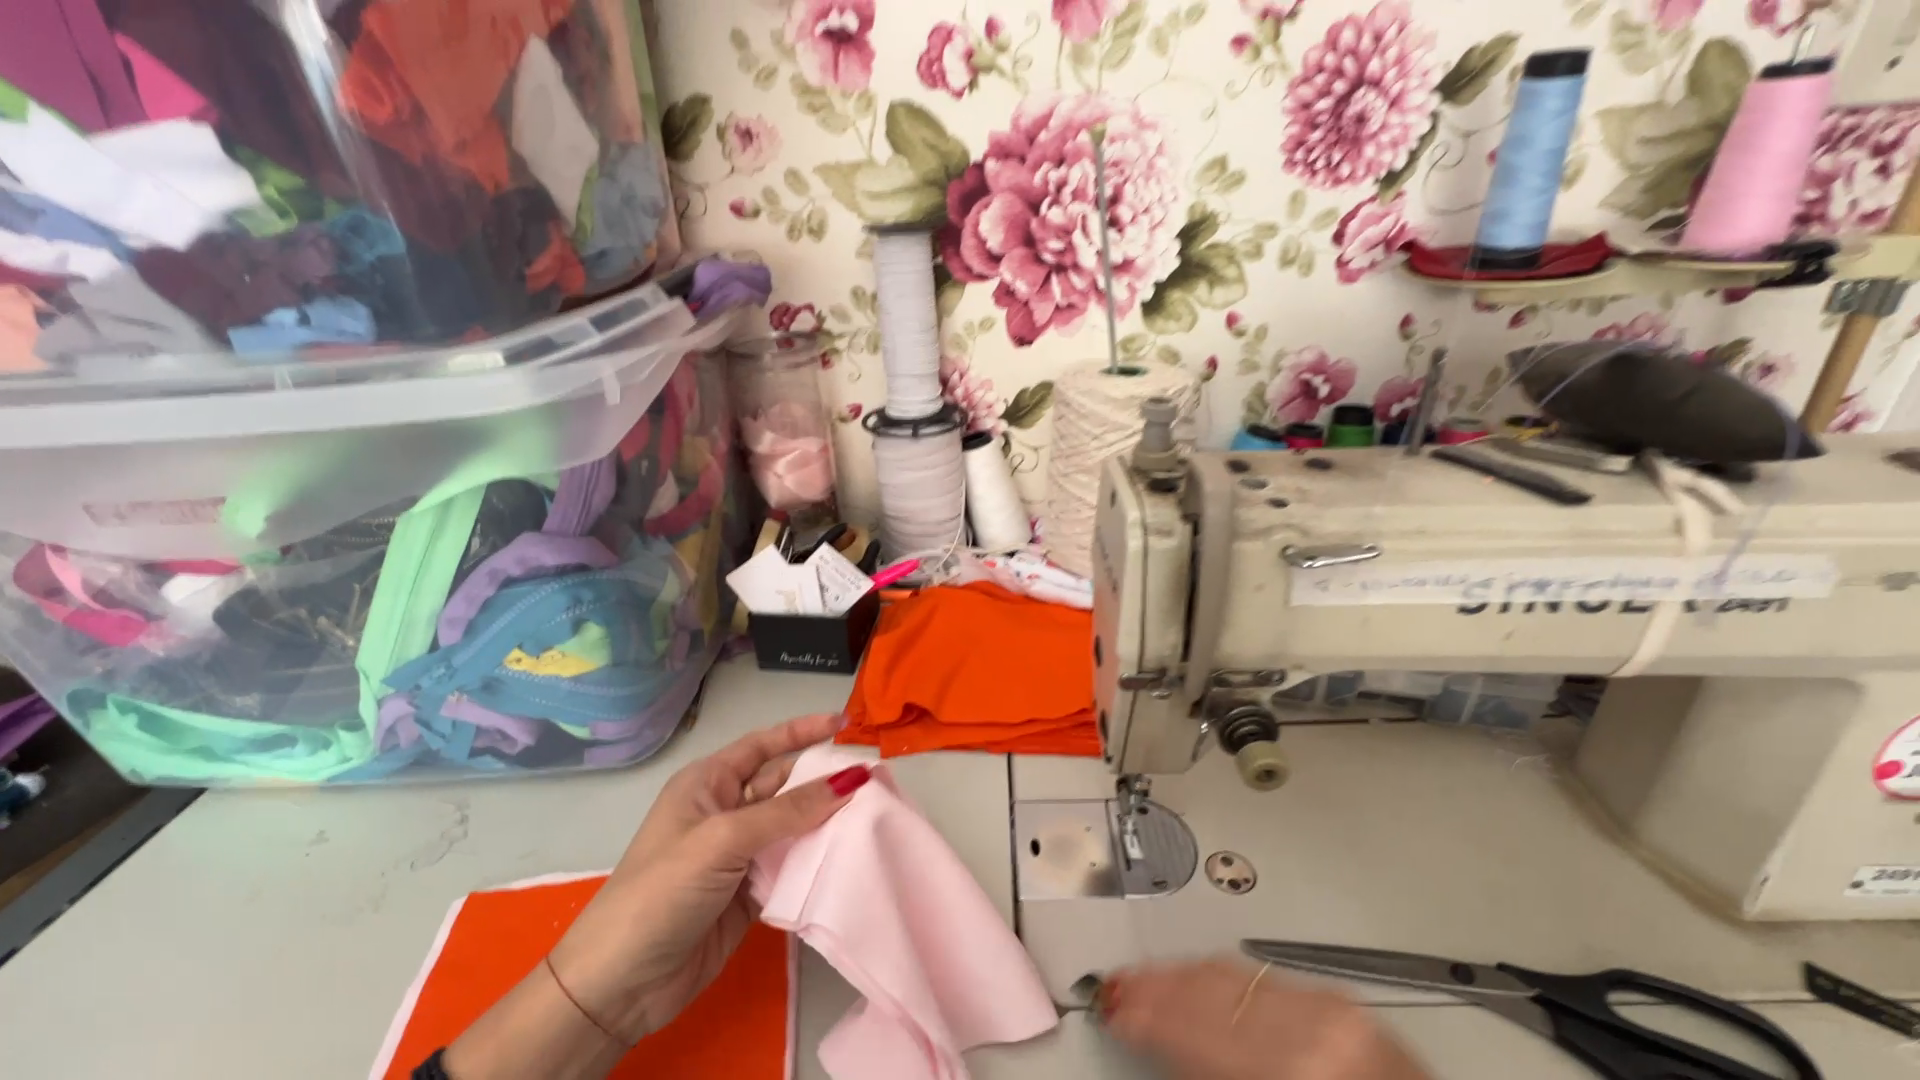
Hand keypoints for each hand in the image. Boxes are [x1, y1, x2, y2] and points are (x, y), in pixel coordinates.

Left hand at [547, 713, 870, 1041]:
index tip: (846, 724)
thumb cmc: (661, 892)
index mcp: (708, 784)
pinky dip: (819, 861)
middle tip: (877, 779)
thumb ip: (788, 811)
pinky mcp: (751, 893)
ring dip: (828, 822)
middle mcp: (726, 811)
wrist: (621, 984)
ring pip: (795, 826)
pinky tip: (850, 856)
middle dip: (825, 779)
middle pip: (784, 784)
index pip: (763, 746)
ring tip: (877, 814)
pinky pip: (794, 865)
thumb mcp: (722, 841)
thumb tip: (850, 778)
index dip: (802, 731)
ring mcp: (739, 854)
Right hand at [1104, 960, 1432, 1079]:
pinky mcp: (1343, 1001)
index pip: (1193, 1029)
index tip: (1112, 1008)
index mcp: (1286, 1071)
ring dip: (1181, 974)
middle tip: (1116, 985)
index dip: (1144, 1015)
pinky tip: (1196, 974)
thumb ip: (1203, 1071)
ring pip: (1230, 974)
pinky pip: (1262, 976)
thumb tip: (1155, 1039)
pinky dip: (1220, 974)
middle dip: (1155, 987)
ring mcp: (1330, 1009)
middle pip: (1207, 991)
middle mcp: (1309, 1031)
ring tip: (1144, 975)